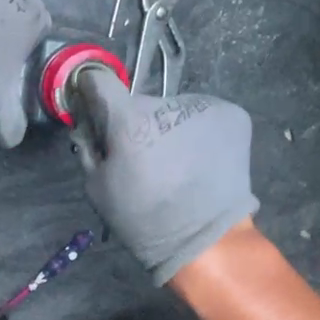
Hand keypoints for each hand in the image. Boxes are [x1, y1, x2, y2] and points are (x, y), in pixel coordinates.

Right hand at [69, 66, 259, 284]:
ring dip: (170, 129)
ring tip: (177, 164)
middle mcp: (167, 101)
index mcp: (128, 119)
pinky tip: (201, 161)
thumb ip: (88, 148)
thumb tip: (87, 124)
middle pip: (141, 104)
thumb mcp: (96, 188)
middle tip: (143, 158)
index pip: (100, 80)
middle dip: (136, 124)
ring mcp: (205, 105)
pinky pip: (203, 116)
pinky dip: (198, 133)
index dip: (92, 90)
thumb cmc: (142, 218)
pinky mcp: (233, 114)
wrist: (207, 238)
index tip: (92, 103)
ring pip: (174, 111)